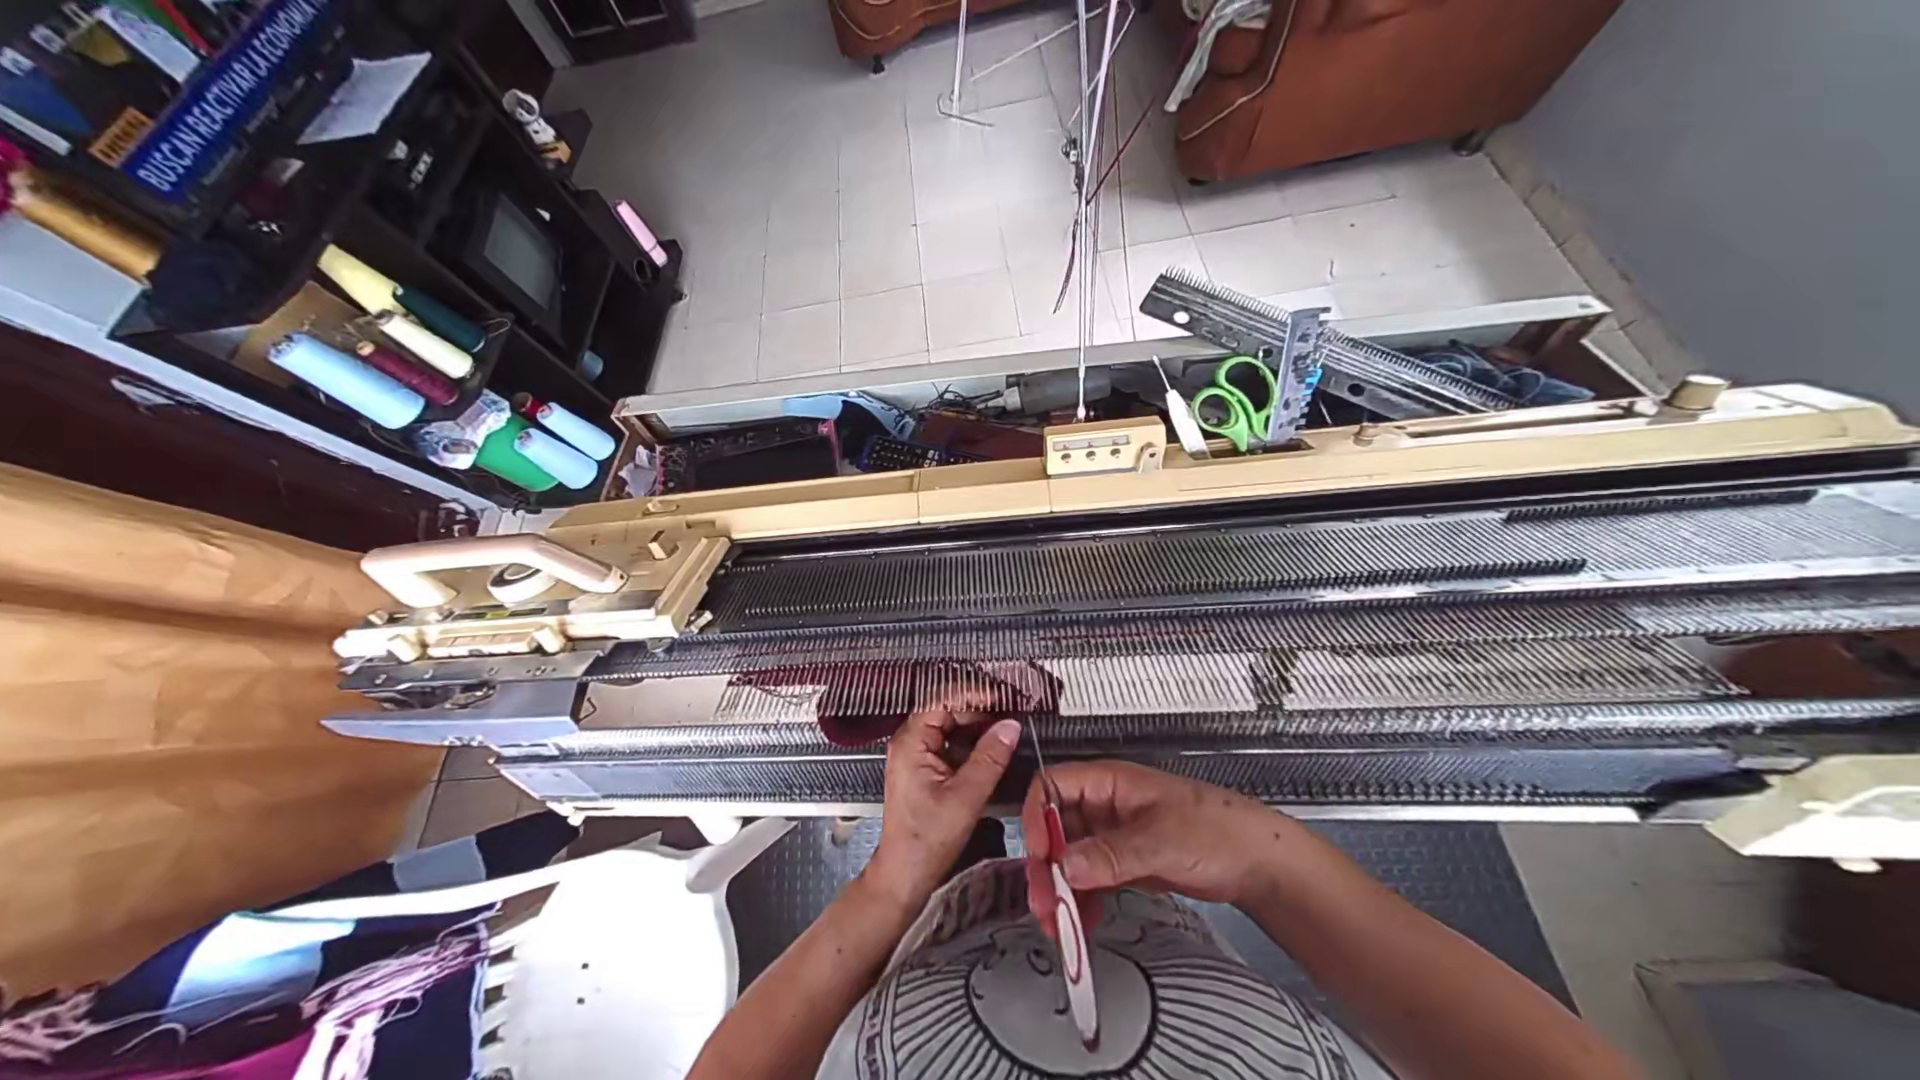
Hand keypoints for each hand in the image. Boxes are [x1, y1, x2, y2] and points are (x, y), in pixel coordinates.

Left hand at [864, 696, 1021, 906]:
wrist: (904, 875)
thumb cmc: (927, 839)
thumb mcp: (965, 797)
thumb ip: (990, 758)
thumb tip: (1011, 725)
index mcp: (911, 741)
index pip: (943, 699)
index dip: (975, 694)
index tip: (1004, 697)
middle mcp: (910, 742)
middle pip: (948, 711)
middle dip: (981, 710)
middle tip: (1013, 713)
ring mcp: (917, 756)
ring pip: (951, 728)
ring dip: (979, 728)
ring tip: (1009, 729)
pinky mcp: (925, 770)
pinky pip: (951, 746)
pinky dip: (972, 746)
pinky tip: (994, 751)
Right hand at [1024, 761, 1287, 930]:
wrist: (1258, 861)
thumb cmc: (1215, 828)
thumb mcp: (1160, 840)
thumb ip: (1110, 854)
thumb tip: (1064, 865)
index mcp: (1108, 782)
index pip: (1053, 786)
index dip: (1037, 816)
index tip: (1037, 854)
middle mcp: (1104, 805)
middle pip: (1055, 828)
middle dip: (1046, 866)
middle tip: (1045, 905)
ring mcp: (1113, 835)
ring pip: (1070, 858)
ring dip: (1060, 890)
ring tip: (1059, 926)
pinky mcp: (1124, 862)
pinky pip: (1090, 879)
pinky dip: (1082, 901)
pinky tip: (1082, 924)